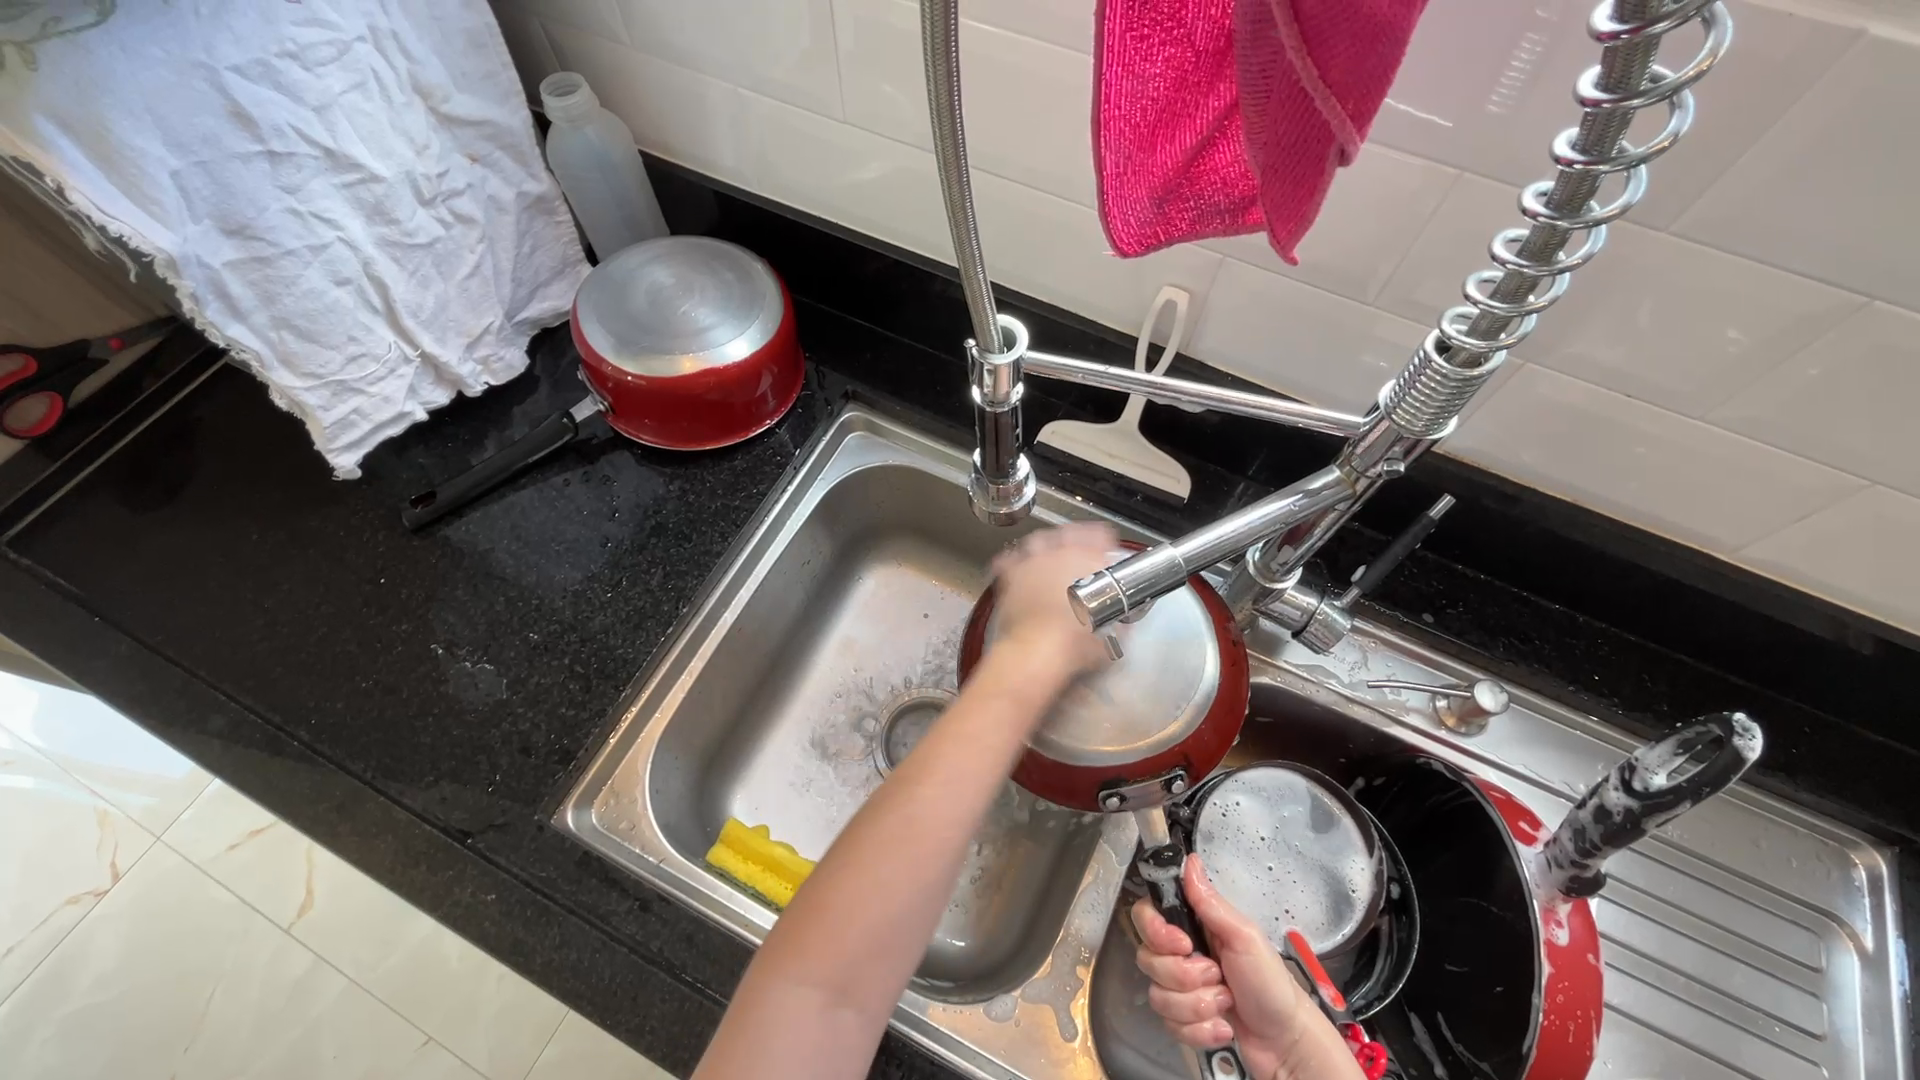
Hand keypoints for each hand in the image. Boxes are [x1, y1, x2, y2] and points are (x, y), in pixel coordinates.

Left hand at [985, 522, 1116, 679]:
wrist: (1038, 648)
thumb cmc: (1075, 640)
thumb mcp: (1108, 631)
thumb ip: (1115, 618)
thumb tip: (1119, 621)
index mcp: (1090, 561)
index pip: (1101, 535)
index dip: (1104, 540)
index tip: (1105, 546)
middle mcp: (1061, 553)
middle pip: (1069, 532)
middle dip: (1074, 538)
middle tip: (1077, 550)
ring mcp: (1033, 561)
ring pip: (1039, 539)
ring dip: (1045, 545)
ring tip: (1048, 554)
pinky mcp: (1010, 574)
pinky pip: (1009, 558)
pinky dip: (1013, 561)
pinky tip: (1016, 566)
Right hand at [1132, 856, 1364, 1079]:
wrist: (1286, 1040)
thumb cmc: (1270, 981)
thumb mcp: (1245, 937)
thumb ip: (1211, 903)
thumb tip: (1191, 860)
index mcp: (1192, 926)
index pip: (1146, 916)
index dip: (1155, 932)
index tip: (1183, 944)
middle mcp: (1180, 954)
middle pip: (1147, 959)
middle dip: (1185, 977)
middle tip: (1218, 977)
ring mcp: (1179, 989)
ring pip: (1158, 996)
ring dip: (1198, 1006)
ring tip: (1227, 1004)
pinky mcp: (1184, 1021)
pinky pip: (1170, 1026)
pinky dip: (1200, 1031)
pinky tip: (1223, 1027)